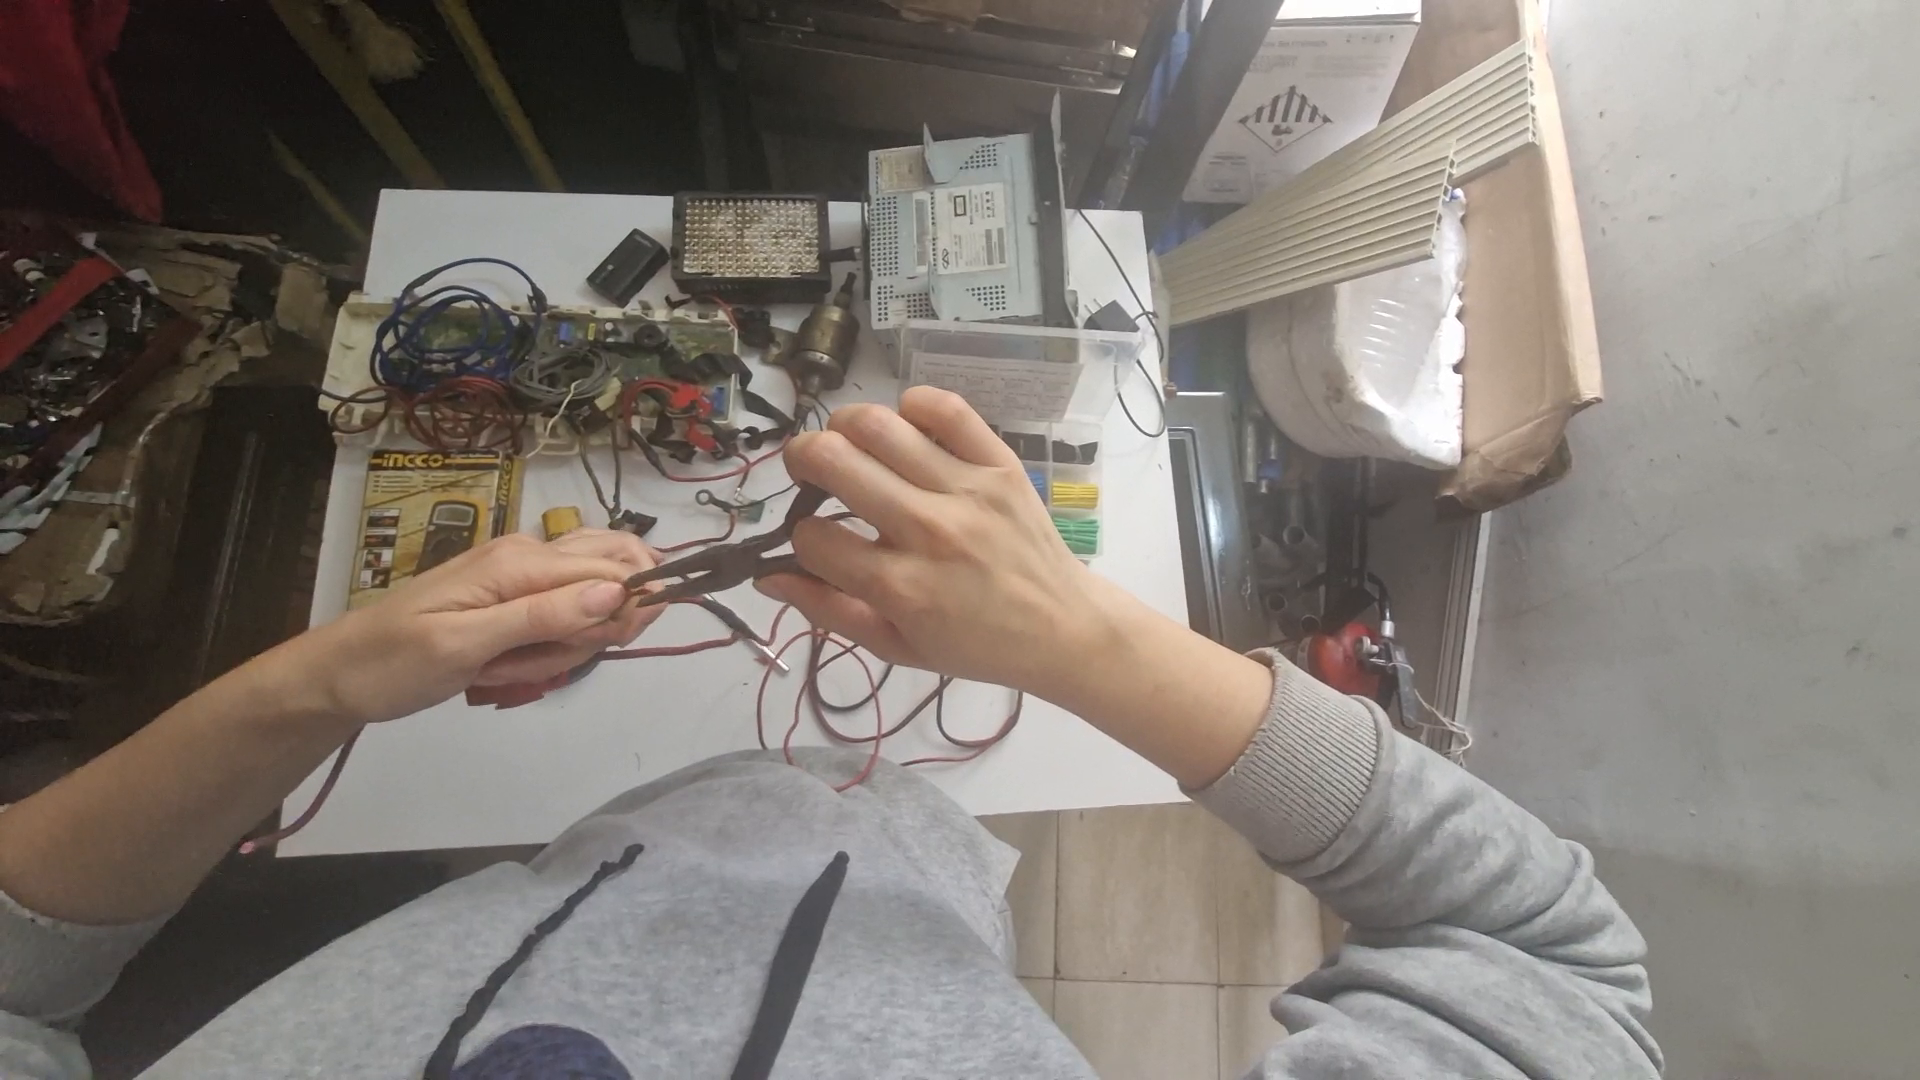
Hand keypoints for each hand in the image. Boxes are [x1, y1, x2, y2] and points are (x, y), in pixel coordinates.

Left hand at [304, 528, 662, 725]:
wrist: (336, 674)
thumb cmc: (394, 663)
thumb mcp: (464, 645)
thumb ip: (543, 616)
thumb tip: (617, 592)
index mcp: (519, 561)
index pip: (610, 570)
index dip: (628, 609)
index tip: (610, 646)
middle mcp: (530, 552)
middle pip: (614, 565)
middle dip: (608, 618)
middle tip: (559, 656)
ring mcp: (525, 569)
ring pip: (598, 587)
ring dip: (577, 636)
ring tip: (525, 662)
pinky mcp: (520, 588)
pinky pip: (570, 605)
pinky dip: (564, 636)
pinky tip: (534, 654)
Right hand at [758, 387, 1117, 698]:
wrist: (1062, 628)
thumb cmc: (975, 645)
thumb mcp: (897, 647)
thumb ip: (829, 612)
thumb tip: (768, 577)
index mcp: (900, 586)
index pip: (813, 537)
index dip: (801, 539)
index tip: (818, 543)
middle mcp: (929, 529)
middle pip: (834, 461)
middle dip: (801, 461)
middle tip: (810, 472)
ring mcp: (968, 490)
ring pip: (880, 425)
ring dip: (844, 427)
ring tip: (850, 446)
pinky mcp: (1000, 463)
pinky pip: (947, 408)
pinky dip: (913, 405)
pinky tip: (906, 429)